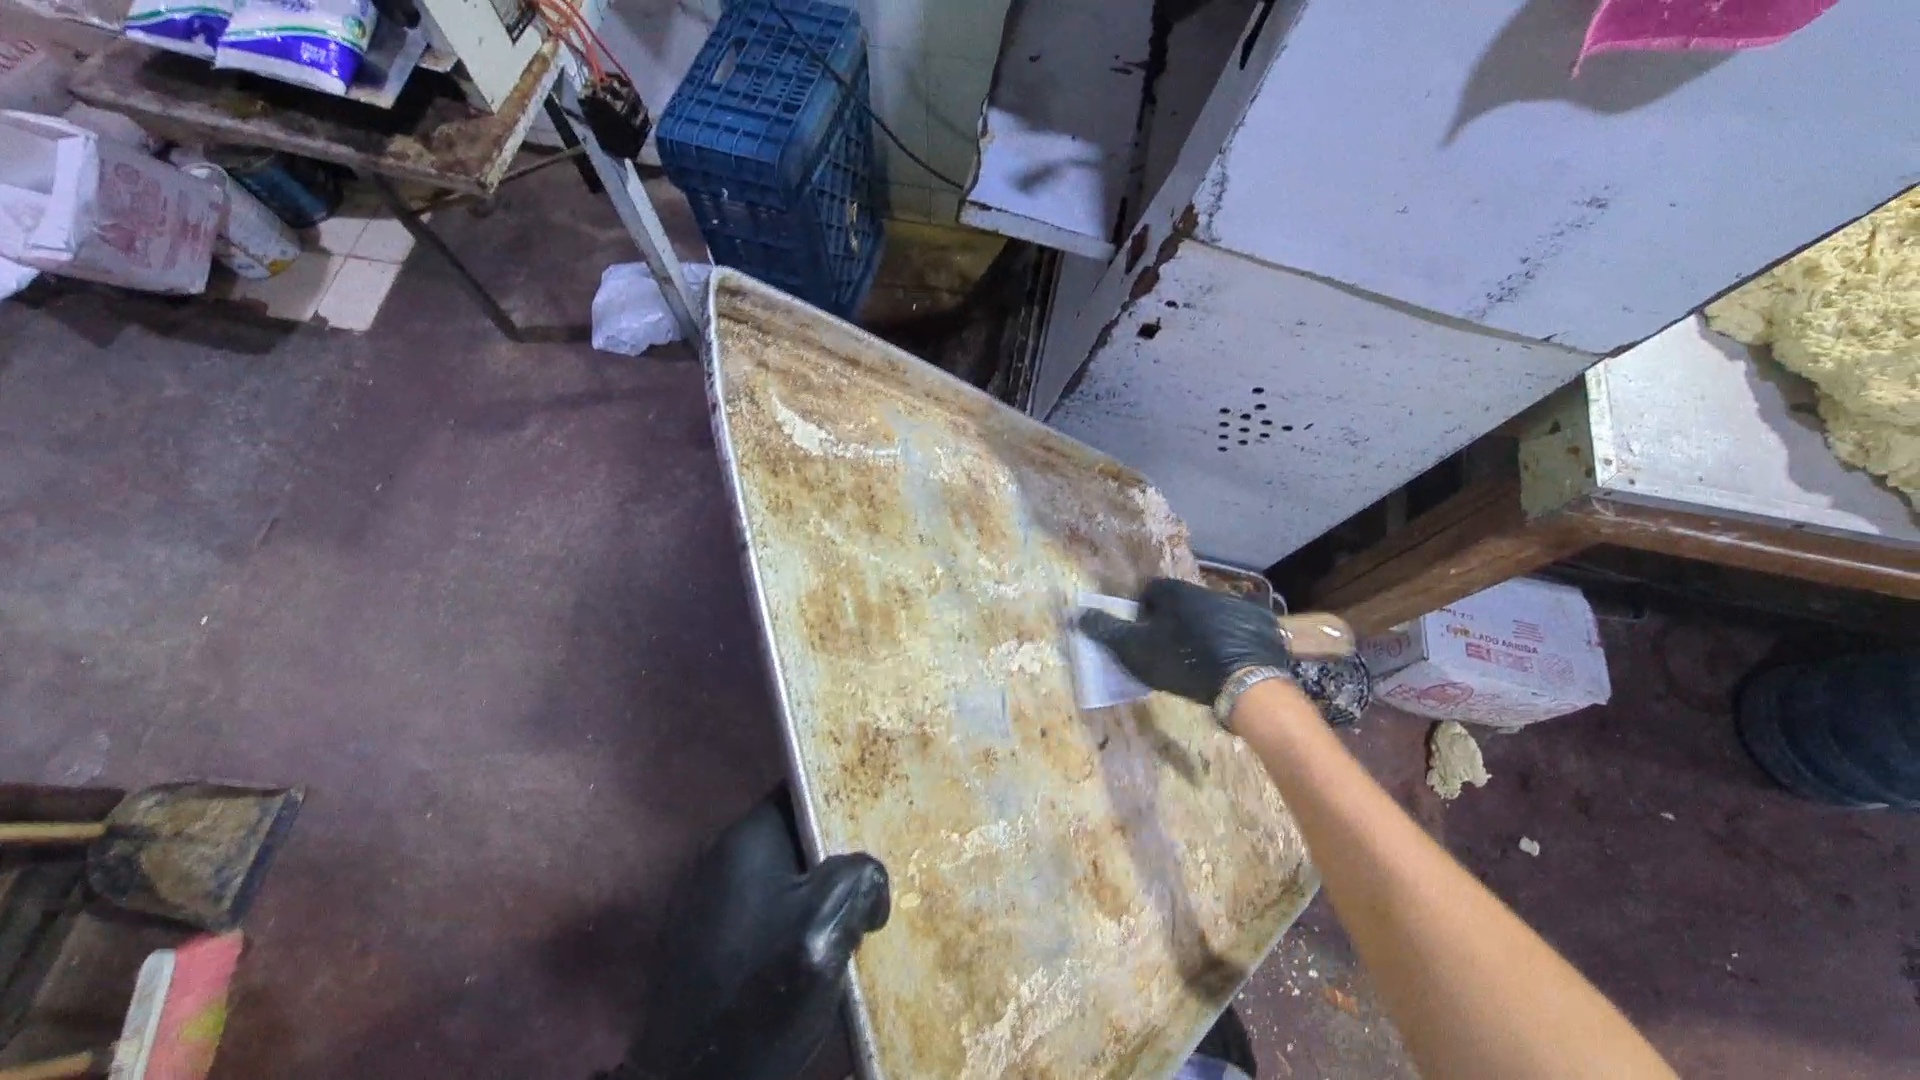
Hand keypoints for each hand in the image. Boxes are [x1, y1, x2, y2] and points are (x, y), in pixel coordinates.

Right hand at [1078, 577, 1291, 705]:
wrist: (1245, 683)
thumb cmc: (1182, 663)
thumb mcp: (1135, 650)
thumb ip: (1107, 631)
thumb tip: (1079, 613)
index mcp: (1174, 592)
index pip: (1149, 592)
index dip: (1142, 613)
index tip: (1143, 636)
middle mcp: (1205, 590)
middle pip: (1181, 602)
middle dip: (1174, 621)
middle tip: (1170, 651)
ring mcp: (1237, 605)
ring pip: (1210, 614)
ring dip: (1203, 630)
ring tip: (1200, 660)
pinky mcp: (1261, 623)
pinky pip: (1239, 627)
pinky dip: (1232, 640)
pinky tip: (1229, 662)